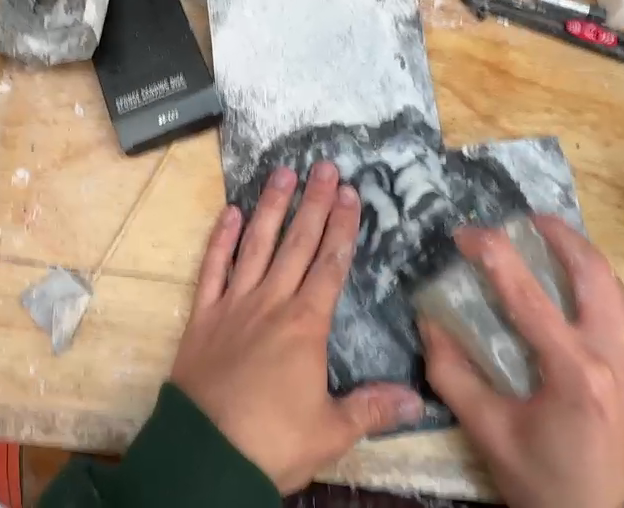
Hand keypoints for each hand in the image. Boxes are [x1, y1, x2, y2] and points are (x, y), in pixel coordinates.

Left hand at [170, 162, 424, 492]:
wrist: (205, 457)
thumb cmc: (273, 442)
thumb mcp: (331, 432)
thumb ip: (373, 408)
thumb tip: (419, 400)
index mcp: (306, 325)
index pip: (330, 264)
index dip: (342, 226)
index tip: (350, 192)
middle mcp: (271, 302)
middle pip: (297, 243)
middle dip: (314, 203)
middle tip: (324, 166)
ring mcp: (234, 304)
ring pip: (256, 245)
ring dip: (271, 207)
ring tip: (282, 173)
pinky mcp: (204, 316)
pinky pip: (213, 268)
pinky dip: (221, 239)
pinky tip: (230, 212)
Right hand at [422, 216, 623, 507]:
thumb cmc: (543, 481)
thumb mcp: (487, 430)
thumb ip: (451, 371)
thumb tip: (429, 317)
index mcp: (576, 374)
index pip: (527, 293)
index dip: (491, 252)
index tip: (464, 235)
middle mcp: (618, 359)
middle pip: (592, 270)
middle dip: (556, 233)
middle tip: (523, 218)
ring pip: (614, 283)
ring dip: (579, 254)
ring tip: (547, 239)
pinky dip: (596, 283)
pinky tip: (571, 284)